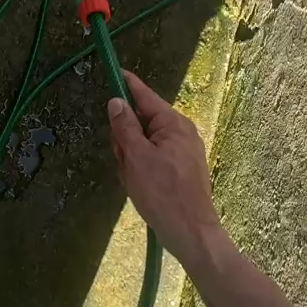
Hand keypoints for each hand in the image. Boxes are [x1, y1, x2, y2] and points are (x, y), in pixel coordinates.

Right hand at [107, 69, 225, 266]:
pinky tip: (141, 187)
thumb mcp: (137, 158)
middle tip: (124, 160)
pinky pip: (153, 157)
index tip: (113, 71)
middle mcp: (181, 131)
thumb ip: (125, 127)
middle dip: (126, 138)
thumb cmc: (163, 194)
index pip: (144, 95)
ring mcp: (183, 150)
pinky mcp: (182, 168)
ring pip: (144, 141)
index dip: (126, 84)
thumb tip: (116, 101)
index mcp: (173, 124)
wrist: (192, 235)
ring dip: (132, 157)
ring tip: (133, 179)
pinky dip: (142, 167)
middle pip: (141, 121)